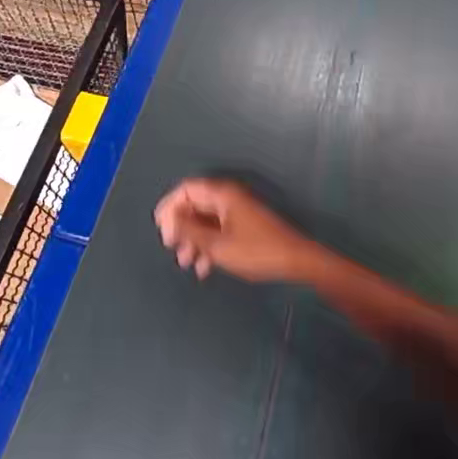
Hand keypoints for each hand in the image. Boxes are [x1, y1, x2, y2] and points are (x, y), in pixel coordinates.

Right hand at [153, 178, 322, 282]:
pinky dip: (209, 247)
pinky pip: (219, 231)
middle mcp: (229, 198)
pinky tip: (205, 269)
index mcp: (222, 194)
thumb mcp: (216, 245)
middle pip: (194, 206)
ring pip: (206, 222)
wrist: (296, 261)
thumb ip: (189, 231)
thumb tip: (169, 221)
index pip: (186, 189)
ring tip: (186, 264)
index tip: (161, 230)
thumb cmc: (256, 251)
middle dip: (180, 228)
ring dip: (193, 241)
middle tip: (172, 249)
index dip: (169, 207)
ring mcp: (238, 213)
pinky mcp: (246, 227)